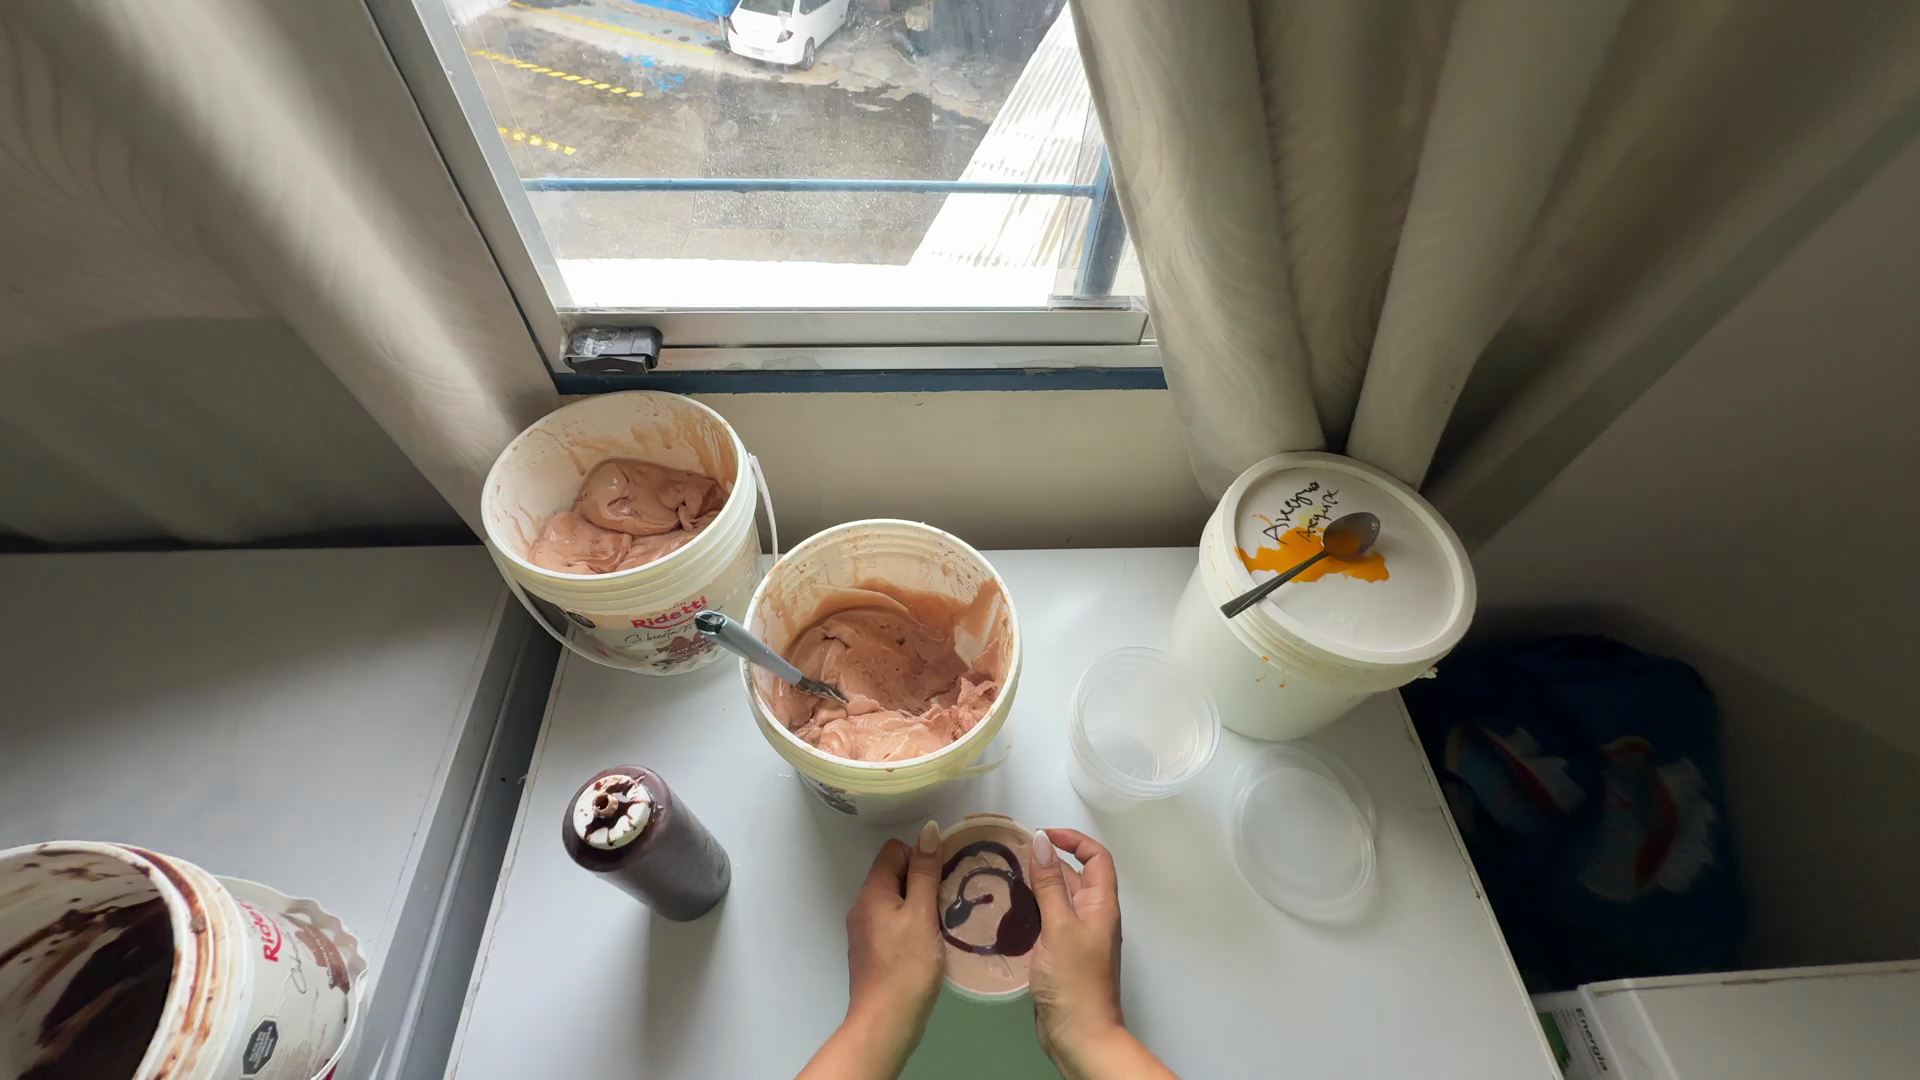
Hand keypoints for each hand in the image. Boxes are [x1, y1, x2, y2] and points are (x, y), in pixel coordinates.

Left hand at [846, 822, 944, 1031]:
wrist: (884, 1024)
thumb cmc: (906, 966)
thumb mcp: (922, 913)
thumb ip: (925, 872)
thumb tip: (928, 830)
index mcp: (872, 891)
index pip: (893, 850)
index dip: (918, 857)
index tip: (938, 880)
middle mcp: (862, 906)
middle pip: (893, 874)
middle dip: (920, 881)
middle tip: (944, 903)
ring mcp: (864, 932)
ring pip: (894, 901)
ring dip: (918, 905)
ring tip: (940, 924)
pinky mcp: (871, 953)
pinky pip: (891, 924)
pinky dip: (910, 926)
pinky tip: (926, 945)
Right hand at [1028, 829, 1178, 1079]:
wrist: (1079, 1037)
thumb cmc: (1074, 981)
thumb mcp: (1059, 926)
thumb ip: (1049, 883)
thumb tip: (1040, 840)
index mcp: (1100, 904)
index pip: (1096, 857)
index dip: (1073, 839)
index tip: (1043, 836)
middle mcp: (1092, 915)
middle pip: (1074, 874)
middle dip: (1046, 860)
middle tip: (1011, 854)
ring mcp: (1077, 935)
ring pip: (1058, 897)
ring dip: (1035, 884)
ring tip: (1004, 876)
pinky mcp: (1061, 952)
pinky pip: (1048, 919)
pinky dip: (1030, 909)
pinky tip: (1008, 909)